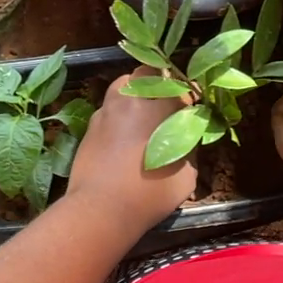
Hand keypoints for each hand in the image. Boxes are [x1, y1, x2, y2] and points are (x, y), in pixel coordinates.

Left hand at [66, 70, 197, 230]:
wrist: (100, 209)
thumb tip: (186, 140)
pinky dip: (118, 112)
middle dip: (158, 81)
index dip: (188, 98)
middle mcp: (132, 102)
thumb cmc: (149, 195)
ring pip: (123, 85)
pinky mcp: (90, 125)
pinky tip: (122, 131)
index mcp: (160, 109)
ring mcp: (107, 111)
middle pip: (147, 73)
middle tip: (165, 100)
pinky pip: (108, 107)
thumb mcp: (186, 177)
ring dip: (134, 91)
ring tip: (141, 110)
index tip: (191, 109)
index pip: (181, 89)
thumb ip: (188, 150)